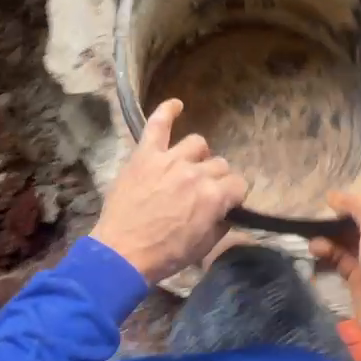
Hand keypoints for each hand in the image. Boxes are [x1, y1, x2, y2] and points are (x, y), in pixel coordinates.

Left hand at [92, 100, 248, 282]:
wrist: (122, 253)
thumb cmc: (164, 255)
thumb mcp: (203, 248)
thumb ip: (221, 224)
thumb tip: (227, 211)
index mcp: (214, 197)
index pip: (238, 184)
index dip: (232, 195)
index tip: (224, 204)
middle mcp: (196, 173)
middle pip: (219, 164)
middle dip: (215, 179)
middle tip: (200, 194)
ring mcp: (169, 160)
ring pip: (196, 144)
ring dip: (197, 156)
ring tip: (187, 168)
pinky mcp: (145, 155)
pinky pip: (157, 124)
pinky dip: (167, 111)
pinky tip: (176, 104)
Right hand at [310, 191, 360, 359]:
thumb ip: (359, 206)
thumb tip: (335, 195)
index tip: (344, 175)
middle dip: (343, 210)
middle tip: (318, 199)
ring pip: (350, 238)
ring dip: (330, 232)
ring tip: (311, 228)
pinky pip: (341, 258)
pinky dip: (328, 252)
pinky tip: (314, 248)